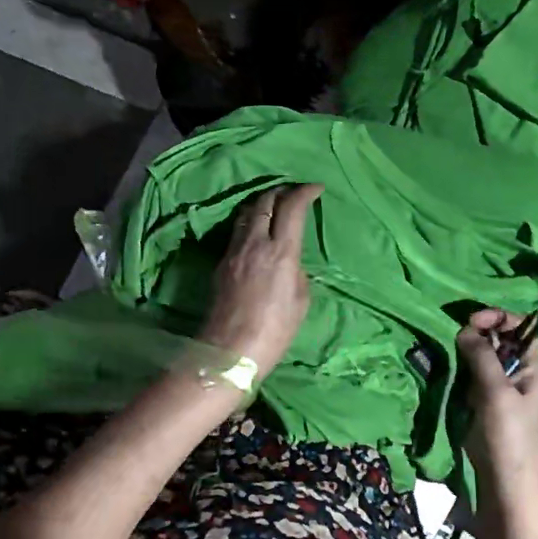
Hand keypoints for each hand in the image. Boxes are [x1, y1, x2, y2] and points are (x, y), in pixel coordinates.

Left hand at [198, 183, 322, 371]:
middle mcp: (255, 243)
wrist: (231, 350)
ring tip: (273, 206)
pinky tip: (256, 231)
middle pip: (265, 202)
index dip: (305, 192)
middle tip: (293, 193)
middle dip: (281, 192)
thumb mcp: (300, 300)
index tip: (316, 188)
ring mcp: (234, 251)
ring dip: (262, 204)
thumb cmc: (275, 330)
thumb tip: (290, 261)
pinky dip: (250, 222)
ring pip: (247, 213)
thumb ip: (297, 272)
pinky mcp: (221, 262)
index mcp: (281, 251)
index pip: (292, 207)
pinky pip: (237, 231)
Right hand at [457, 308, 537, 486]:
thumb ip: (482, 357)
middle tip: (455, 334)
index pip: (521, 327)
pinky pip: (472, 372)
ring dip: (466, 348)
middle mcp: (519, 372)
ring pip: (483, 355)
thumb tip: (465, 329)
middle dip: (478, 330)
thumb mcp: (497, 392)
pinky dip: (460, 365)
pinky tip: (448, 365)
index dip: (498, 317)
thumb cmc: (508, 435)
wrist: (503, 480)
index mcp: (534, 367)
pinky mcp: (483, 399)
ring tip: (447, 347)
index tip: (472, 321)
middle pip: (500, 339)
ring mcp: (500, 386)